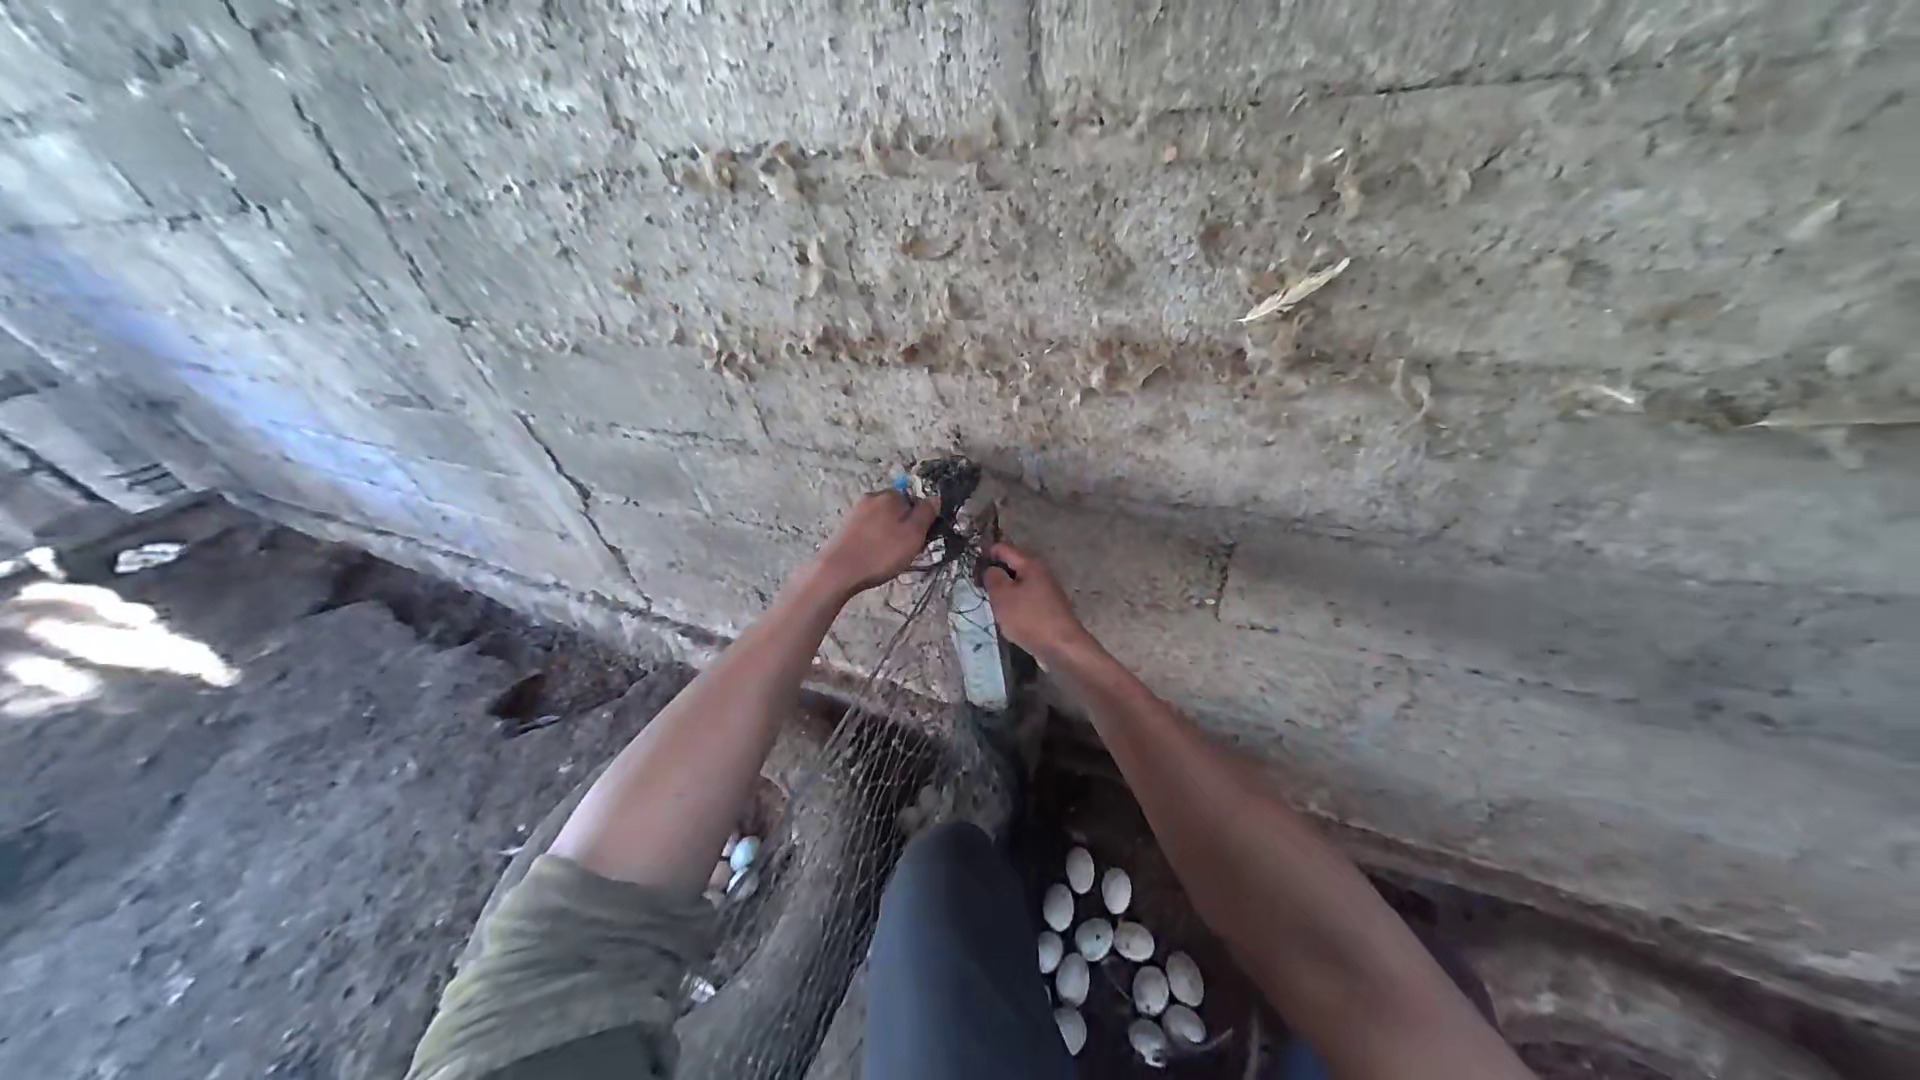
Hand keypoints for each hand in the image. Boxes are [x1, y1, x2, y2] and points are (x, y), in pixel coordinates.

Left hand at [809, 491, 940, 596]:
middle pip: (898, 511)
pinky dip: (876, 542)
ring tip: (889, 558)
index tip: (920, 540)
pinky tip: (874, 558)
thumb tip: (935, 497)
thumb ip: (926, 513)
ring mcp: (856, 512)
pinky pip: (870, 532)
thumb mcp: (913, 534)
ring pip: (884, 522)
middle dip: (905, 529)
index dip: (921, 521)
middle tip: (906, 551)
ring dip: (890, 537)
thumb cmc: (881, 553)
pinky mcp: (846, 528)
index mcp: (889, 495)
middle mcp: (871, 498)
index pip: (915, 501)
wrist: (838, 571)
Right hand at [982, 541, 1094, 660]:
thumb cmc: (1029, 618)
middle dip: (994, 574)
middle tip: (977, 588)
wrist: (1062, 646)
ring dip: (1003, 591)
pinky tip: (1006, 617)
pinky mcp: (1047, 608)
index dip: (985, 553)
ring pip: (1018, 584)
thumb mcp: (1002, 595)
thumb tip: (991, 570)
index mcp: (1030, 564)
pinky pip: (1025, 600)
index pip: (1003, 548)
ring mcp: (1046, 591)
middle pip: (1011, 566)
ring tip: (990, 603)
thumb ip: (992, 577)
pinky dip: (1013, 604)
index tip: (971, 567)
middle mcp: (1040, 573)